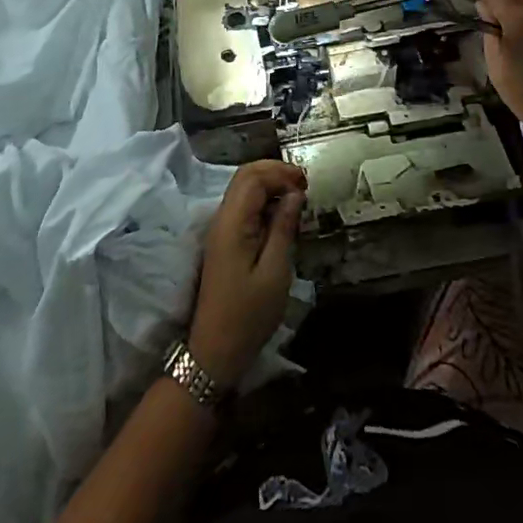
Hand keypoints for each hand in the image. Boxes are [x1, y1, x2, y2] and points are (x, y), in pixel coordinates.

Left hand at [188, 160, 306, 387]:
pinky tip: (283, 215)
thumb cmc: (249, 314)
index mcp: (232, 224)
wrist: (216, 350)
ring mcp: (221, 230)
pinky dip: (264, 202)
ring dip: (270, 186)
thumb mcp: (275, 271)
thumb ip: (284, 227)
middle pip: (244, 177)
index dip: (280, 172)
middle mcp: (222, 220)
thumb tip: (294, 194)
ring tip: (298, 197)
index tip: (307, 184)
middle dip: (275, 173)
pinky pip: (244, 208)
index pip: (252, 178)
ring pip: (243, 190)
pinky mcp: (225, 242)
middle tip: (304, 185)